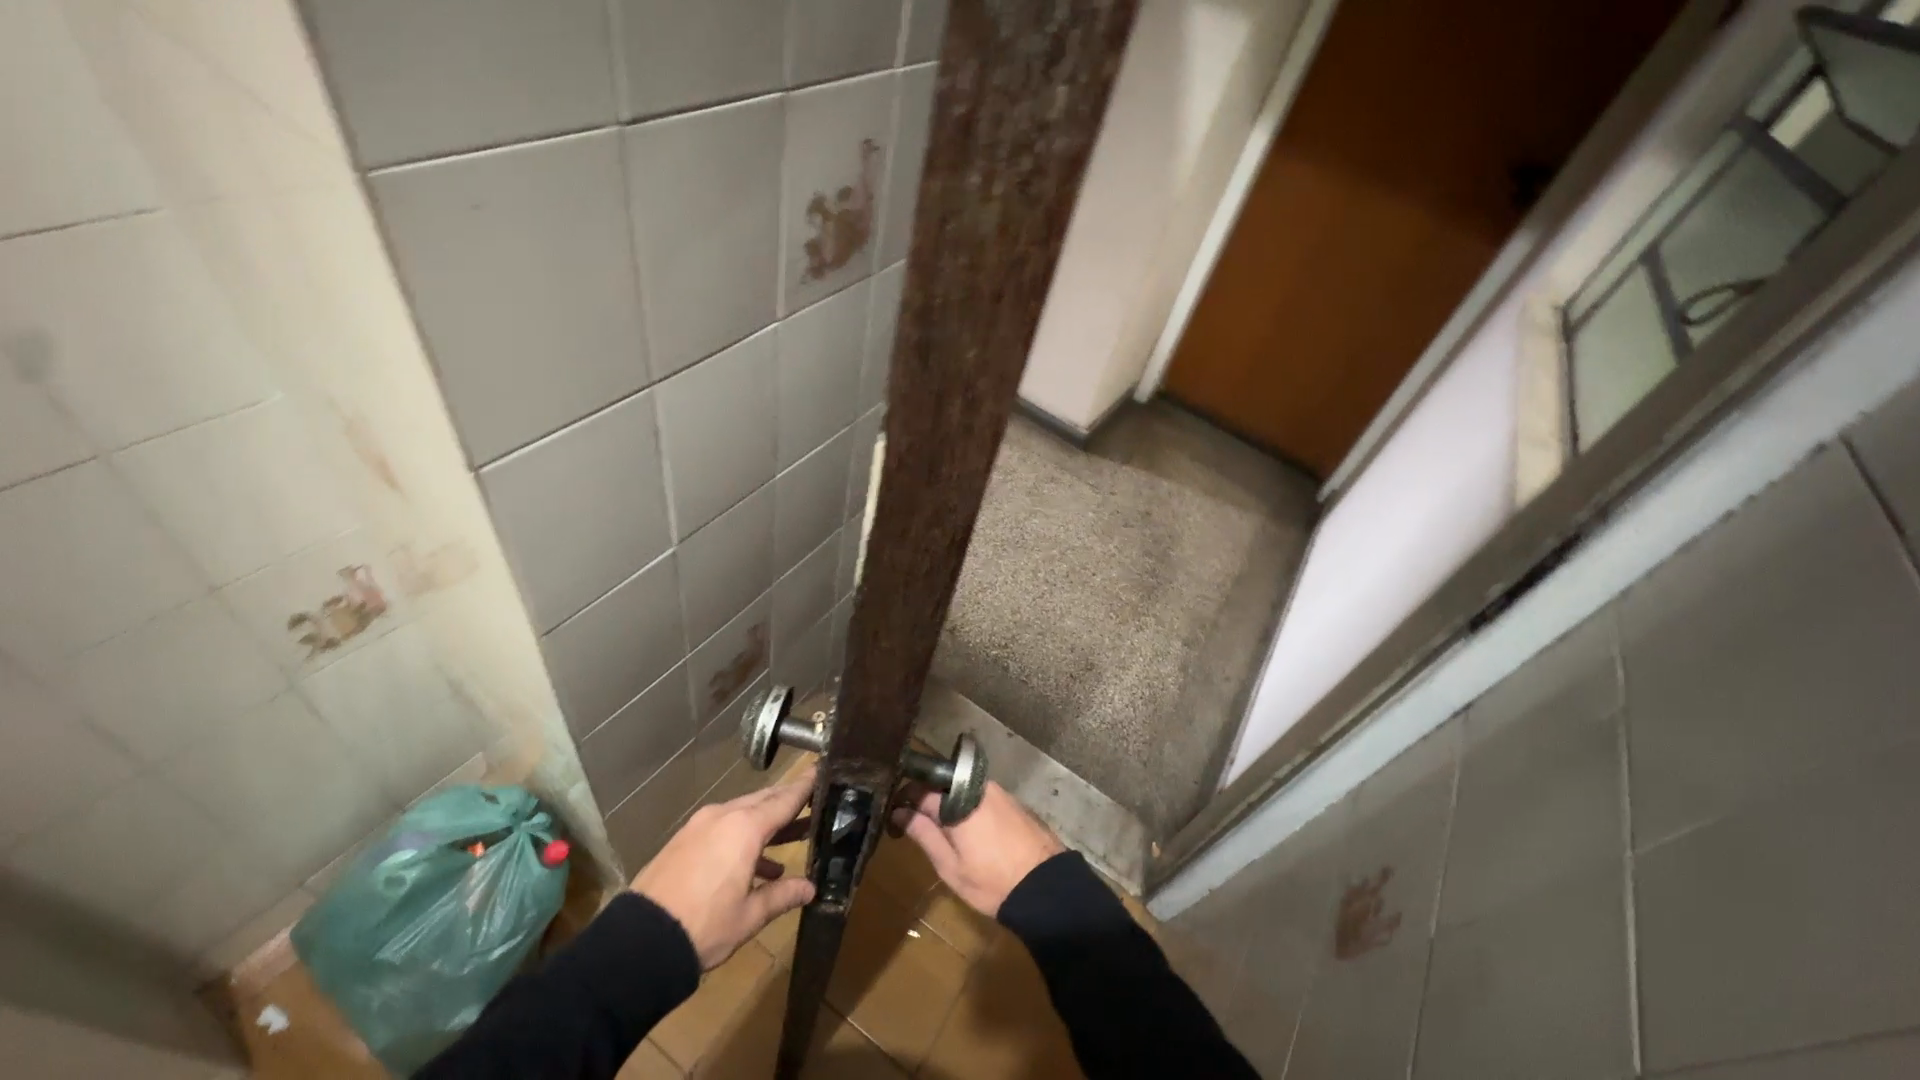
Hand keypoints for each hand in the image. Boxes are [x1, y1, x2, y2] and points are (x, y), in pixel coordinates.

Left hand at [631, 768, 817, 968]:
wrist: (639, 941)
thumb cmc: (704, 925)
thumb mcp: (749, 915)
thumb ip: (782, 895)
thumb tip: (809, 888)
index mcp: (745, 829)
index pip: (785, 799)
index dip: (806, 786)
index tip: (822, 770)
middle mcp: (723, 817)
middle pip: (763, 801)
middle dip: (788, 801)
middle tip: (813, 801)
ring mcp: (699, 826)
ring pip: (742, 813)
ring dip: (766, 822)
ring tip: (792, 836)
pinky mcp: (684, 840)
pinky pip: (722, 827)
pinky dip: (743, 837)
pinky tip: (756, 866)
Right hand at [891, 781, 1064, 916]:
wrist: (1047, 888)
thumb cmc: (992, 881)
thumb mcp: (950, 865)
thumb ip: (923, 833)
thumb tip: (898, 811)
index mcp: (958, 801)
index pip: (921, 789)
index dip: (905, 800)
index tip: (896, 816)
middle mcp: (978, 787)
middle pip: (944, 784)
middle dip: (928, 800)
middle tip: (917, 825)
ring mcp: (999, 793)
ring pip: (964, 790)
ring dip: (950, 804)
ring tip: (942, 831)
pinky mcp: (1014, 802)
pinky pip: (982, 797)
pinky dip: (970, 808)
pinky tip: (969, 831)